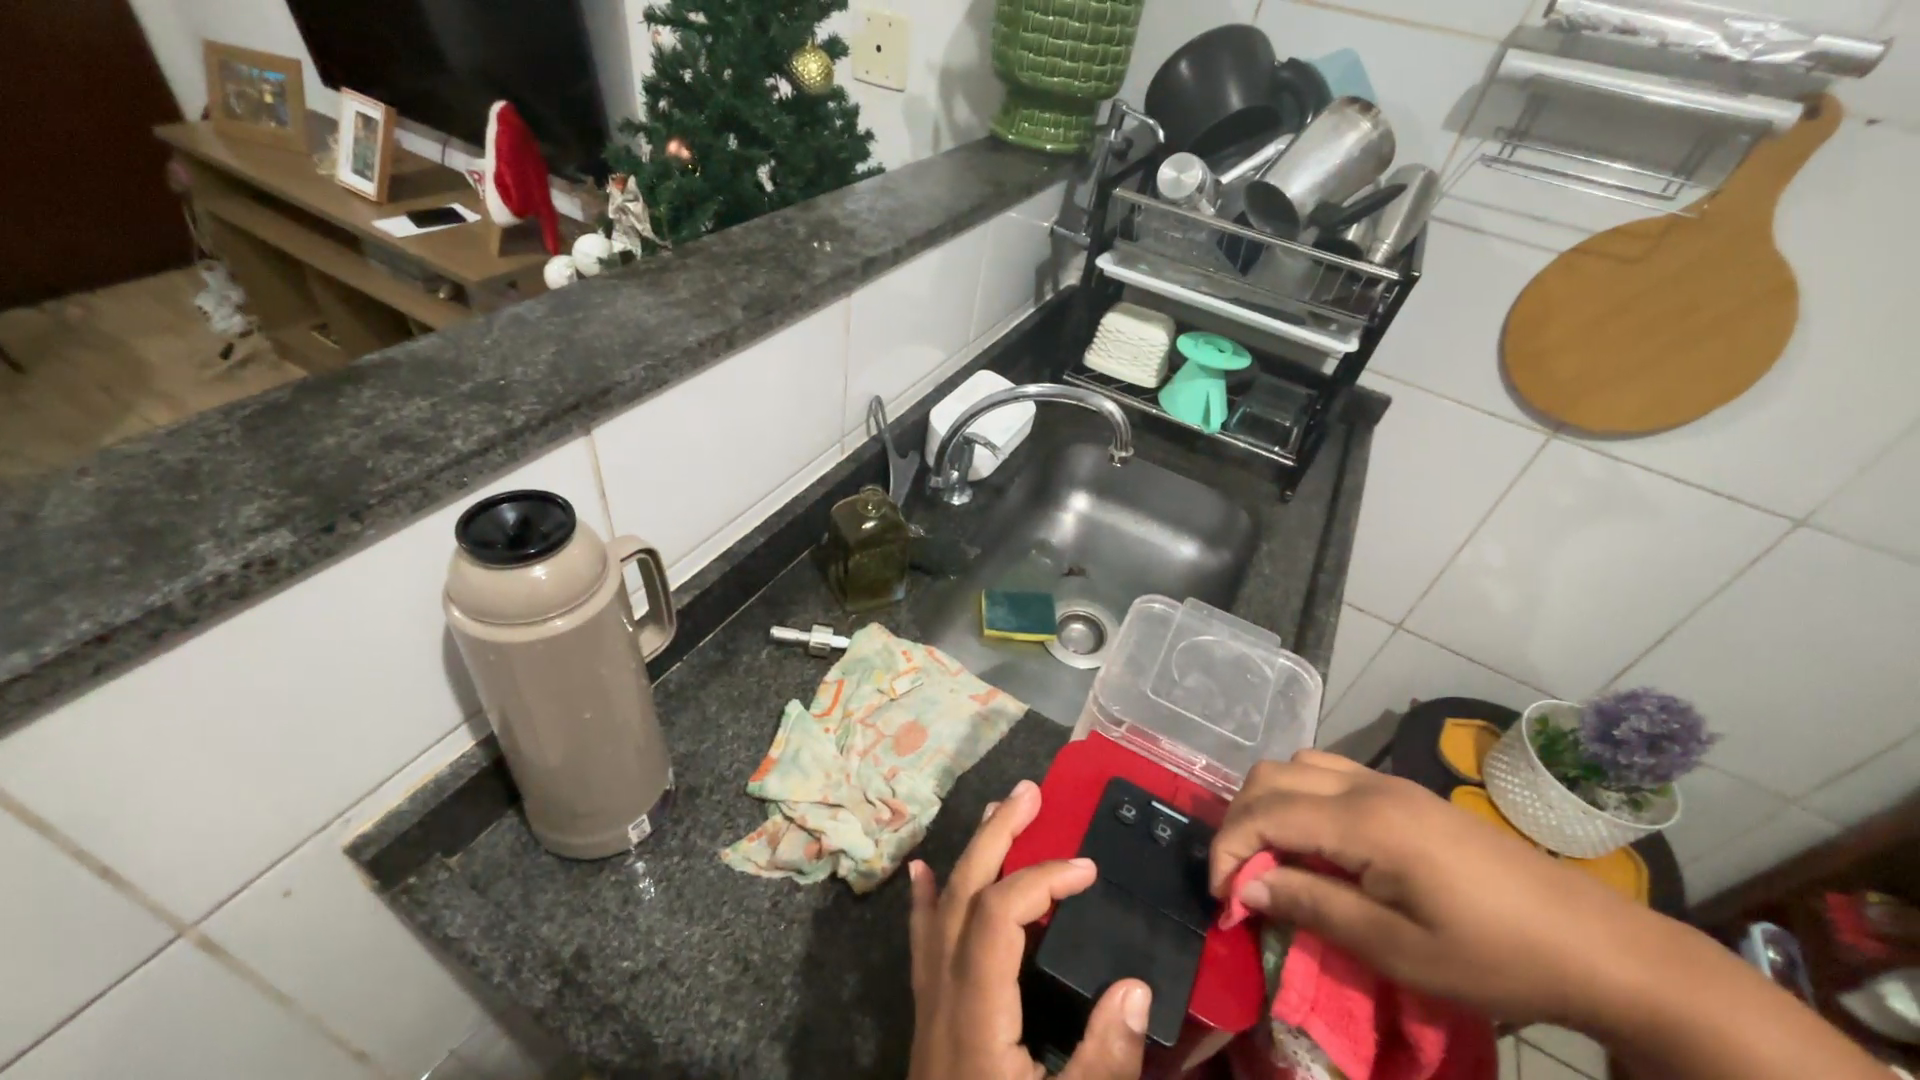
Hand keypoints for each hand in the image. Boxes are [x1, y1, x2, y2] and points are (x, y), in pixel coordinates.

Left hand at [907, 778, 1152, 1079]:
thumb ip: (1103, 1058)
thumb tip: (1134, 985)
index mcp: (976, 1013)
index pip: (999, 917)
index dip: (1041, 879)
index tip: (1087, 869)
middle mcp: (943, 995)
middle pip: (963, 895)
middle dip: (996, 837)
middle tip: (1029, 792)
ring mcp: (929, 1004)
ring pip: (941, 909)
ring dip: (970, 854)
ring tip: (994, 812)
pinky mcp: (929, 1017)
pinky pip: (922, 942)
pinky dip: (925, 900)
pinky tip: (922, 872)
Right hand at [1209, 750, 1659, 1027]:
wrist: (1595, 946)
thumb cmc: (1494, 956)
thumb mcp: (1396, 949)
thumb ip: (1313, 907)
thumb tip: (1248, 888)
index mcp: (1365, 822)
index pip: (1264, 814)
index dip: (1228, 852)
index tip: (1222, 901)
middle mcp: (1370, 786)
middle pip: (1272, 776)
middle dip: (1239, 823)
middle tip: (1240, 880)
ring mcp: (1392, 784)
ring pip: (1298, 766)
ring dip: (1268, 804)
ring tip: (1271, 859)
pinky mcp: (1409, 796)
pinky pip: (1330, 774)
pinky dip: (1300, 799)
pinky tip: (1316, 844)